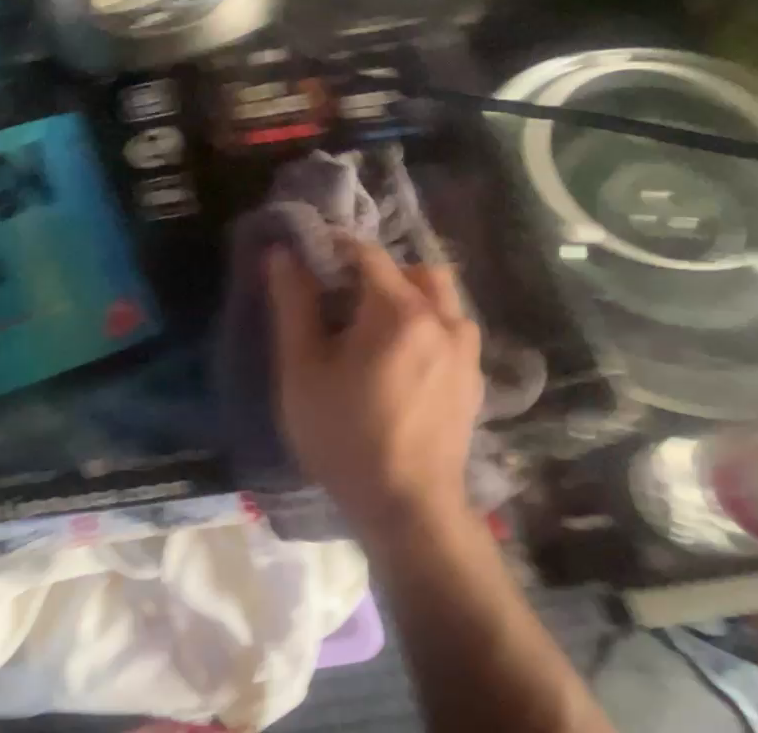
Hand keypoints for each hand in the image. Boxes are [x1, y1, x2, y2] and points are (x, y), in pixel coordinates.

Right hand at [266, 238, 482, 525]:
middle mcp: (444, 319)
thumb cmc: (343, 435)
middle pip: (415, 270)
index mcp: (399, 311)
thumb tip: (284, 254)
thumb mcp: (301, 369)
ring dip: (408, 297)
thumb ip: (293, 304)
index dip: (333, 249)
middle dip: (378, 272)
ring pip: (441, 299)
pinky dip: (426, 327)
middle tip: (341, 298)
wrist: (407, 507)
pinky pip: (452, 331)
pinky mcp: (474, 380)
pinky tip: (398, 362)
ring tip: (372, 330)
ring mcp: (466, 352)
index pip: (366, 253)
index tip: (307, 261)